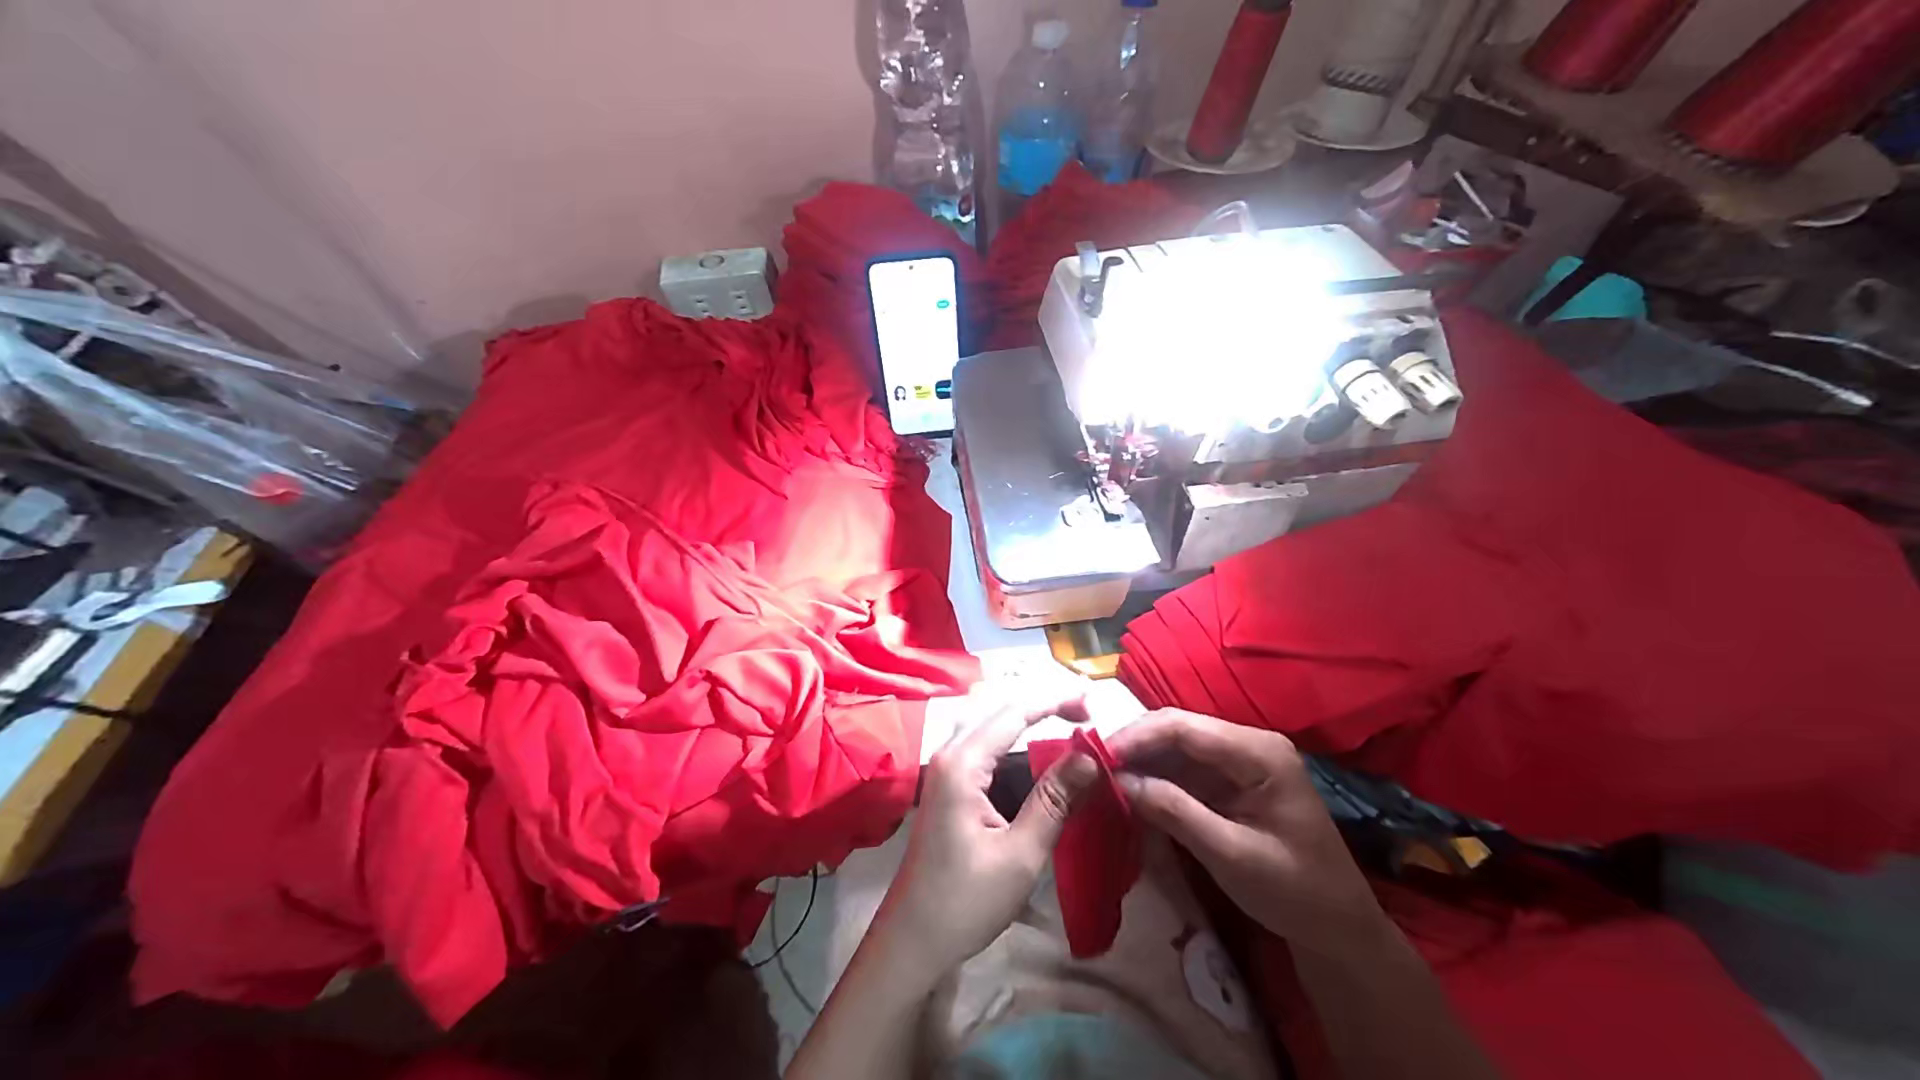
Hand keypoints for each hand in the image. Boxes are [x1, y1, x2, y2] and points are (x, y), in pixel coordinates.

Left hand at [869, 688, 1099, 976]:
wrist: (912, 941)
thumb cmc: (965, 901)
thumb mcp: (1020, 853)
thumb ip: (1054, 799)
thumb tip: (1088, 755)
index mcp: (962, 764)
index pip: (1013, 713)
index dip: (1054, 701)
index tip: (1092, 702)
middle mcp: (948, 756)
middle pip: (998, 712)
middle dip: (1041, 706)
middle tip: (1084, 714)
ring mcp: (943, 773)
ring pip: (987, 728)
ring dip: (1026, 722)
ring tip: (1066, 725)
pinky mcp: (946, 790)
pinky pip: (982, 750)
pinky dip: (1012, 744)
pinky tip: (1034, 757)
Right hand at [1108, 709, 1389, 958]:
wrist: (1338, 927)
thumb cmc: (1294, 891)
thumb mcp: (1231, 855)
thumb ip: (1176, 812)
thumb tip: (1120, 781)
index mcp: (1259, 752)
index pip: (1184, 726)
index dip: (1136, 737)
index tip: (1097, 757)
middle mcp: (1248, 744)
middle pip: (1177, 730)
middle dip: (1134, 746)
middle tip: (1092, 767)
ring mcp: (1238, 761)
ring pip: (1175, 747)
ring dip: (1140, 761)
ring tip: (1102, 777)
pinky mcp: (1229, 781)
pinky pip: (1183, 768)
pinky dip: (1154, 778)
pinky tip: (1129, 790)